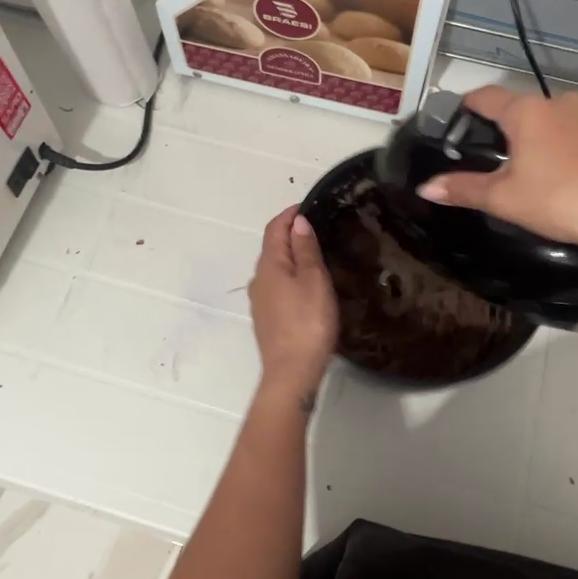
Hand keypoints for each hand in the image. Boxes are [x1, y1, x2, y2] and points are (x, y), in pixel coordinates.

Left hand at [248, 206, 338, 402]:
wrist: (291, 372)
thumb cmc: (307, 322)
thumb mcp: (314, 280)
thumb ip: (305, 249)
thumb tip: (297, 222)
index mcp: (269, 265)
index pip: (274, 228)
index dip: (290, 214)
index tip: (310, 206)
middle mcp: (258, 279)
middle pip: (272, 247)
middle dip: (292, 234)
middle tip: (319, 229)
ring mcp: (260, 301)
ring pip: (275, 269)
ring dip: (292, 257)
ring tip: (317, 256)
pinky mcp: (266, 319)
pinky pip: (277, 287)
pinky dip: (290, 277)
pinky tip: (307, 286)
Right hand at [416, 87, 577, 274]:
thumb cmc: (561, 200)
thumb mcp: (505, 199)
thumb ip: (464, 189)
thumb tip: (425, 187)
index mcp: (526, 111)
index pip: (485, 97)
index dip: (465, 108)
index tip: (454, 124)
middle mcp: (559, 102)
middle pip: (520, 110)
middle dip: (504, 131)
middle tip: (492, 162)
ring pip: (552, 123)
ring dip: (538, 141)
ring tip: (531, 175)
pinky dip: (566, 151)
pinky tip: (567, 180)